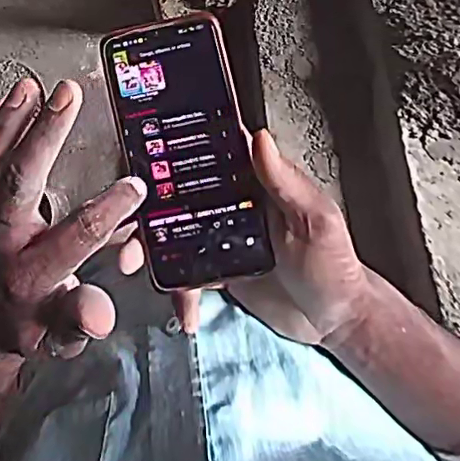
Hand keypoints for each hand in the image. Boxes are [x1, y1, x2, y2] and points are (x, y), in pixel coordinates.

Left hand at [0, 77, 146, 360]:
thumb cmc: (27, 324)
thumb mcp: (61, 335)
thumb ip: (81, 318)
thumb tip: (99, 312)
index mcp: (30, 274)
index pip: (73, 236)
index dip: (107, 211)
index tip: (134, 188)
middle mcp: (2, 237)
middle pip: (19, 180)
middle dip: (43, 135)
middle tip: (67, 97)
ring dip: (10, 118)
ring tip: (31, 85)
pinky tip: (10, 100)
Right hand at [120, 128, 376, 344]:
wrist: (336, 322)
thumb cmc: (335, 265)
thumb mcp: (316, 220)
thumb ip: (287, 183)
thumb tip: (259, 137)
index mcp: (250, 184)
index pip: (205, 156)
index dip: (171, 151)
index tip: (141, 154)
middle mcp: (227, 205)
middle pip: (174, 197)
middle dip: (143, 207)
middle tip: (124, 221)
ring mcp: (217, 238)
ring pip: (169, 234)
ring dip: (146, 248)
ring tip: (132, 265)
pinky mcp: (214, 270)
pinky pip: (183, 276)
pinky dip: (178, 294)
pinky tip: (186, 314)